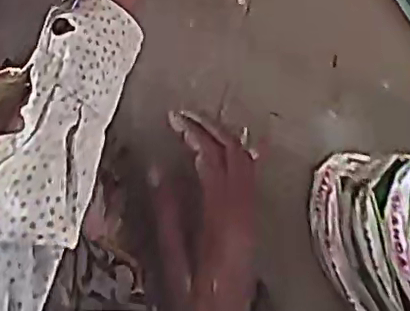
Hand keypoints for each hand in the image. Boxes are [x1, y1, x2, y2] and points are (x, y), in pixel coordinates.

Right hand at [152, 111, 257, 310]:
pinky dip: (239, 152)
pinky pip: (251, 173)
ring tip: (201, 124)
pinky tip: (229, 145)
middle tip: (186, 116)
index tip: (175, 120)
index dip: (194, 133)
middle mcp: (243, 209)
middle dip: (211, 127)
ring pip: (245, 158)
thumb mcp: (173, 260)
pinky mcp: (253, 219)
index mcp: (222, 217)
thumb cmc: (197, 298)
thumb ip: (166, 214)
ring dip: (225, 136)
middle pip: (234, 151)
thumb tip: (157, 169)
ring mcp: (252, 213)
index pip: (212, 158)